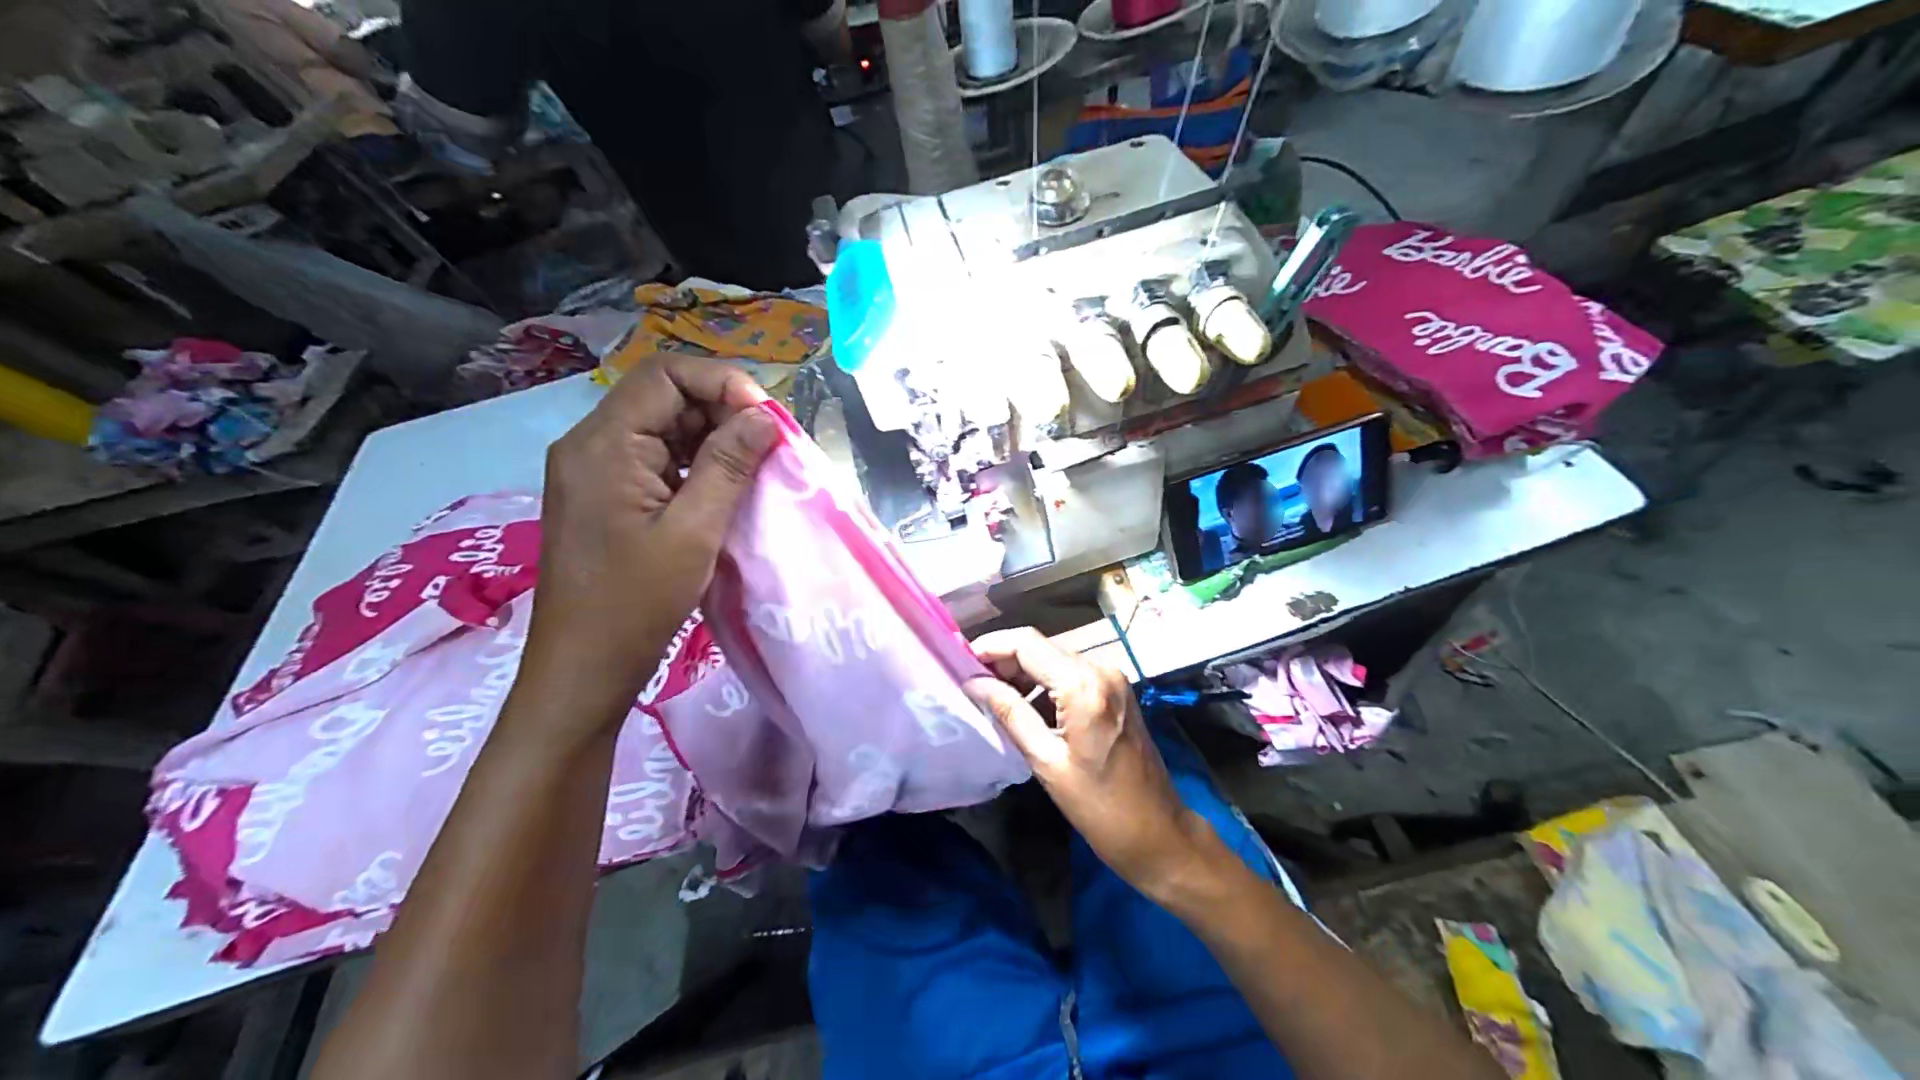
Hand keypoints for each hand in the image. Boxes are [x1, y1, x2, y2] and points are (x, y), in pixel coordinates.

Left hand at [521, 355, 777, 736]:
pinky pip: (655, 458)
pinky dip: (695, 463)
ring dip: (712, 438)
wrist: (583, 668)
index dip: (721, 383)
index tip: (767, 418)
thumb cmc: (636, 603)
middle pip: (662, 396)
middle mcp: (590, 444)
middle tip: (769, 445)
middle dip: (721, 410)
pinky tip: (725, 487)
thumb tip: (765, 416)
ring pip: (662, 427)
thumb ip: (729, 465)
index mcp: (603, 444)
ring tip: (755, 466)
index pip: (664, 375)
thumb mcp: (693, 531)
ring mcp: (594, 470)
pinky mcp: (605, 495)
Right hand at [966, 628, 1211, 900]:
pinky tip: (1027, 710)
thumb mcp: (1046, 761)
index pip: (1026, 643)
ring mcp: (1113, 678)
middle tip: (974, 687)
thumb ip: (1010, 713)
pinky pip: (1071, 674)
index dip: (990, 646)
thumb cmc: (1100, 806)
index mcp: (1084, 684)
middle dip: (1004, 661)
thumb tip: (973, 683)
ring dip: (1023, 673)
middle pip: (1040, 646)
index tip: (961, 662)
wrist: (1158, 832)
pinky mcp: (1117, 690)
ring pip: (1054, 659)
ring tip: (996, 702)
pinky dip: (1045, 684)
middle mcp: (1101, 669)